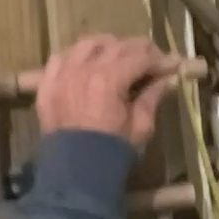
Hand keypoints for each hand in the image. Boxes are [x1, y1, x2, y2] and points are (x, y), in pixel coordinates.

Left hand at [35, 35, 181, 149]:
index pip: (140, 56)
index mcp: (109, 79)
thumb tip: (168, 80)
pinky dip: (77, 56)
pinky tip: (87, 63)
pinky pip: (61, 58)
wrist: (74, 174)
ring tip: (118, 57)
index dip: (159, 59)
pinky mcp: (47, 85)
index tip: (171, 65)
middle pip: (115, 45)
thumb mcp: (140, 127)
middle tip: (150, 61)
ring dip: (107, 46)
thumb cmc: (112, 152)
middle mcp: (84, 69)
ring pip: (87, 45)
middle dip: (137, 50)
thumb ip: (152, 98)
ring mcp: (62, 75)